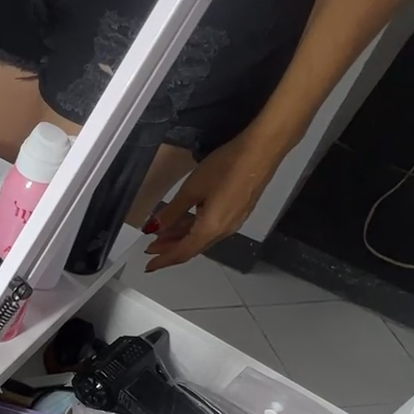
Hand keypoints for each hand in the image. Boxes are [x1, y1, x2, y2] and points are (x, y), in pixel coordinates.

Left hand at [143, 126, 292, 269]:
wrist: (264, 148)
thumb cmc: (225, 167)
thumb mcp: (191, 189)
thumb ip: (172, 212)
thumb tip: (154, 229)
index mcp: (211, 229)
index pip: (183, 252)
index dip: (164, 260)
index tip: (148, 266)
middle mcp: (224, 231)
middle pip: (193, 247)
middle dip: (170, 248)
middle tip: (150, 247)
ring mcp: (234, 221)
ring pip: (202, 237)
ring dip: (182, 237)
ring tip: (163, 233)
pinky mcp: (240, 211)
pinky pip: (212, 228)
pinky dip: (195, 228)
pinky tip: (186, 220)